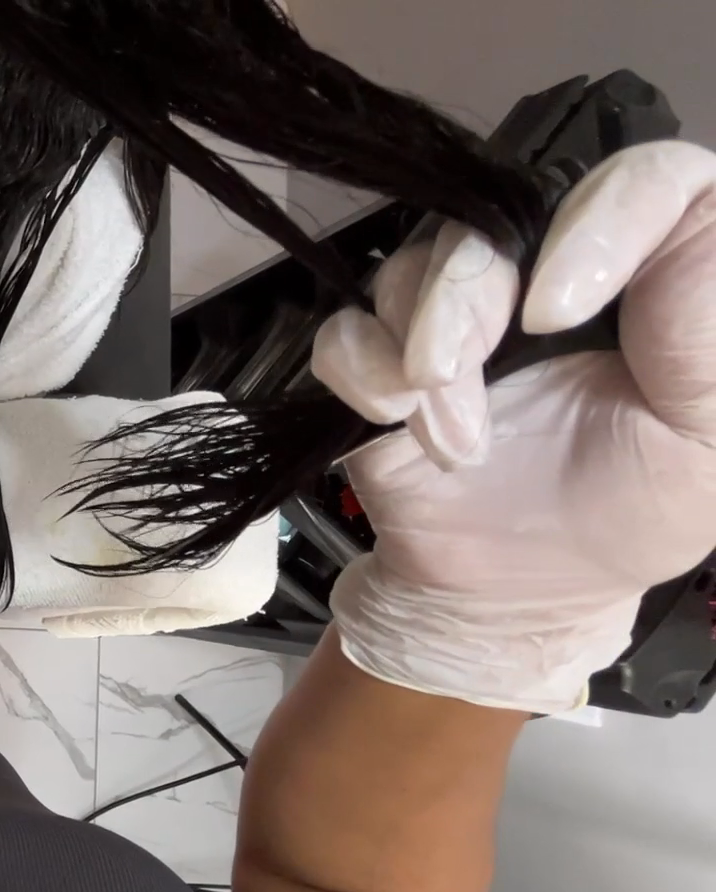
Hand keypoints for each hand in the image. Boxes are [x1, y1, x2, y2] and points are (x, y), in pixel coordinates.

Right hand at [312, 141, 715, 711]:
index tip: (561, 309)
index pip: (642, 183)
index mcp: (649, 279)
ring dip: (415, 356)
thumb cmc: (638, 506)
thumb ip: (707, 334)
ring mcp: (449, 325)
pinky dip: (358, 377)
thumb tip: (673, 244)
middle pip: (485, 226)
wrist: (515, 580)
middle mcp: (541, 283)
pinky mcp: (373, 369)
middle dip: (463, 301)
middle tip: (457, 373)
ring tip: (448, 436)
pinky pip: (341, 338)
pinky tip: (391, 424)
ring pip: (402, 277)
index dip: (600, 217)